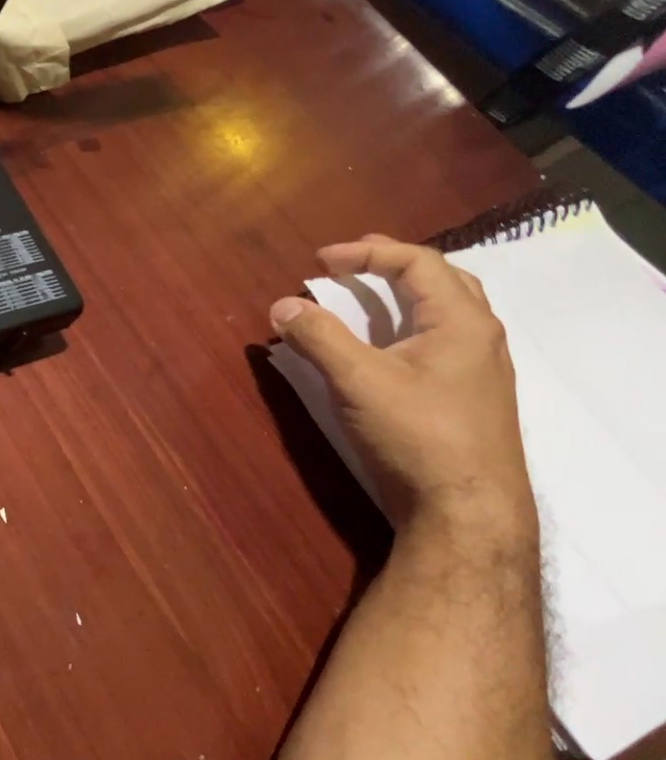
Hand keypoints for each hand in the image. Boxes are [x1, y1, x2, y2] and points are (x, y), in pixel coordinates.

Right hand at [270, 236, 531, 533]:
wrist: (464, 506)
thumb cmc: (417, 433)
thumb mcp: (357, 379)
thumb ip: (319, 336)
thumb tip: (283, 304)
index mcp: (461, 322)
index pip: (418, 263)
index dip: (367, 252)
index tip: (319, 261)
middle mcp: (477, 338)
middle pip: (440, 281)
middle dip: (390, 264)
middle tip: (346, 264)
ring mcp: (474, 369)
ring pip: (440, 312)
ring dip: (397, 295)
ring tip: (357, 296)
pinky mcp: (462, 395)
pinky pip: (433, 340)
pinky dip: (400, 325)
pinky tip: (376, 344)